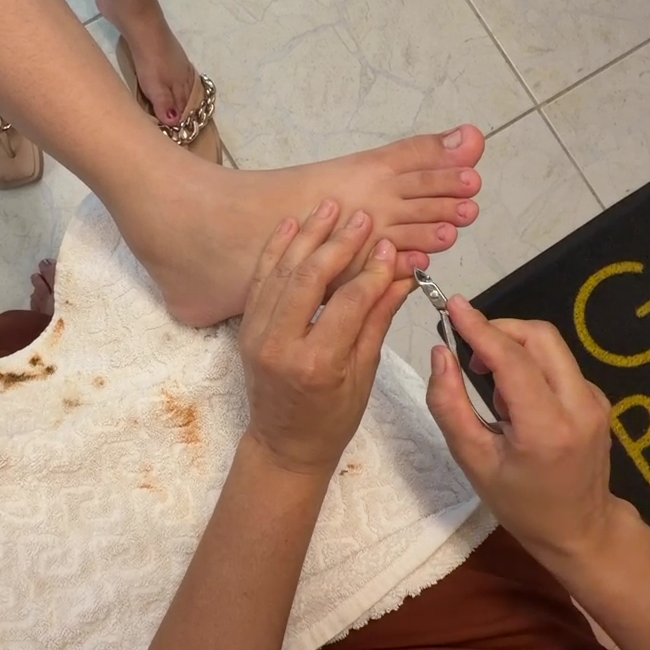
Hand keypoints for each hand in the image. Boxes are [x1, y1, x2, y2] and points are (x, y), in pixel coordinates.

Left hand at [238, 200, 413, 474]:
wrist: (283, 443)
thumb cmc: (330, 418)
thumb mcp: (363, 373)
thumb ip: (378, 319)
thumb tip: (403, 275)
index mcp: (316, 363)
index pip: (350, 302)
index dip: (374, 271)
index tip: (391, 247)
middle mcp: (279, 344)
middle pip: (310, 278)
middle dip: (339, 243)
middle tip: (361, 217)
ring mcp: (256, 334)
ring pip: (282, 272)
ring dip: (306, 235)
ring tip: (329, 207)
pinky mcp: (246, 327)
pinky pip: (261, 280)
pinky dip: (276, 250)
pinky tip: (292, 225)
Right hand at [424, 298, 638, 566]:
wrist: (579, 530)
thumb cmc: (519, 502)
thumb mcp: (471, 459)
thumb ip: (449, 404)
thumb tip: (441, 353)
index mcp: (547, 428)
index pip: (513, 360)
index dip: (480, 328)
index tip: (452, 306)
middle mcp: (580, 406)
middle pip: (539, 337)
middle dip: (498, 330)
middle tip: (469, 352)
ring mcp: (594, 400)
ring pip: (549, 346)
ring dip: (512, 348)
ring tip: (489, 387)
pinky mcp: (596, 399)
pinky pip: (556, 363)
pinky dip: (527, 364)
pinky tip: (513, 400)